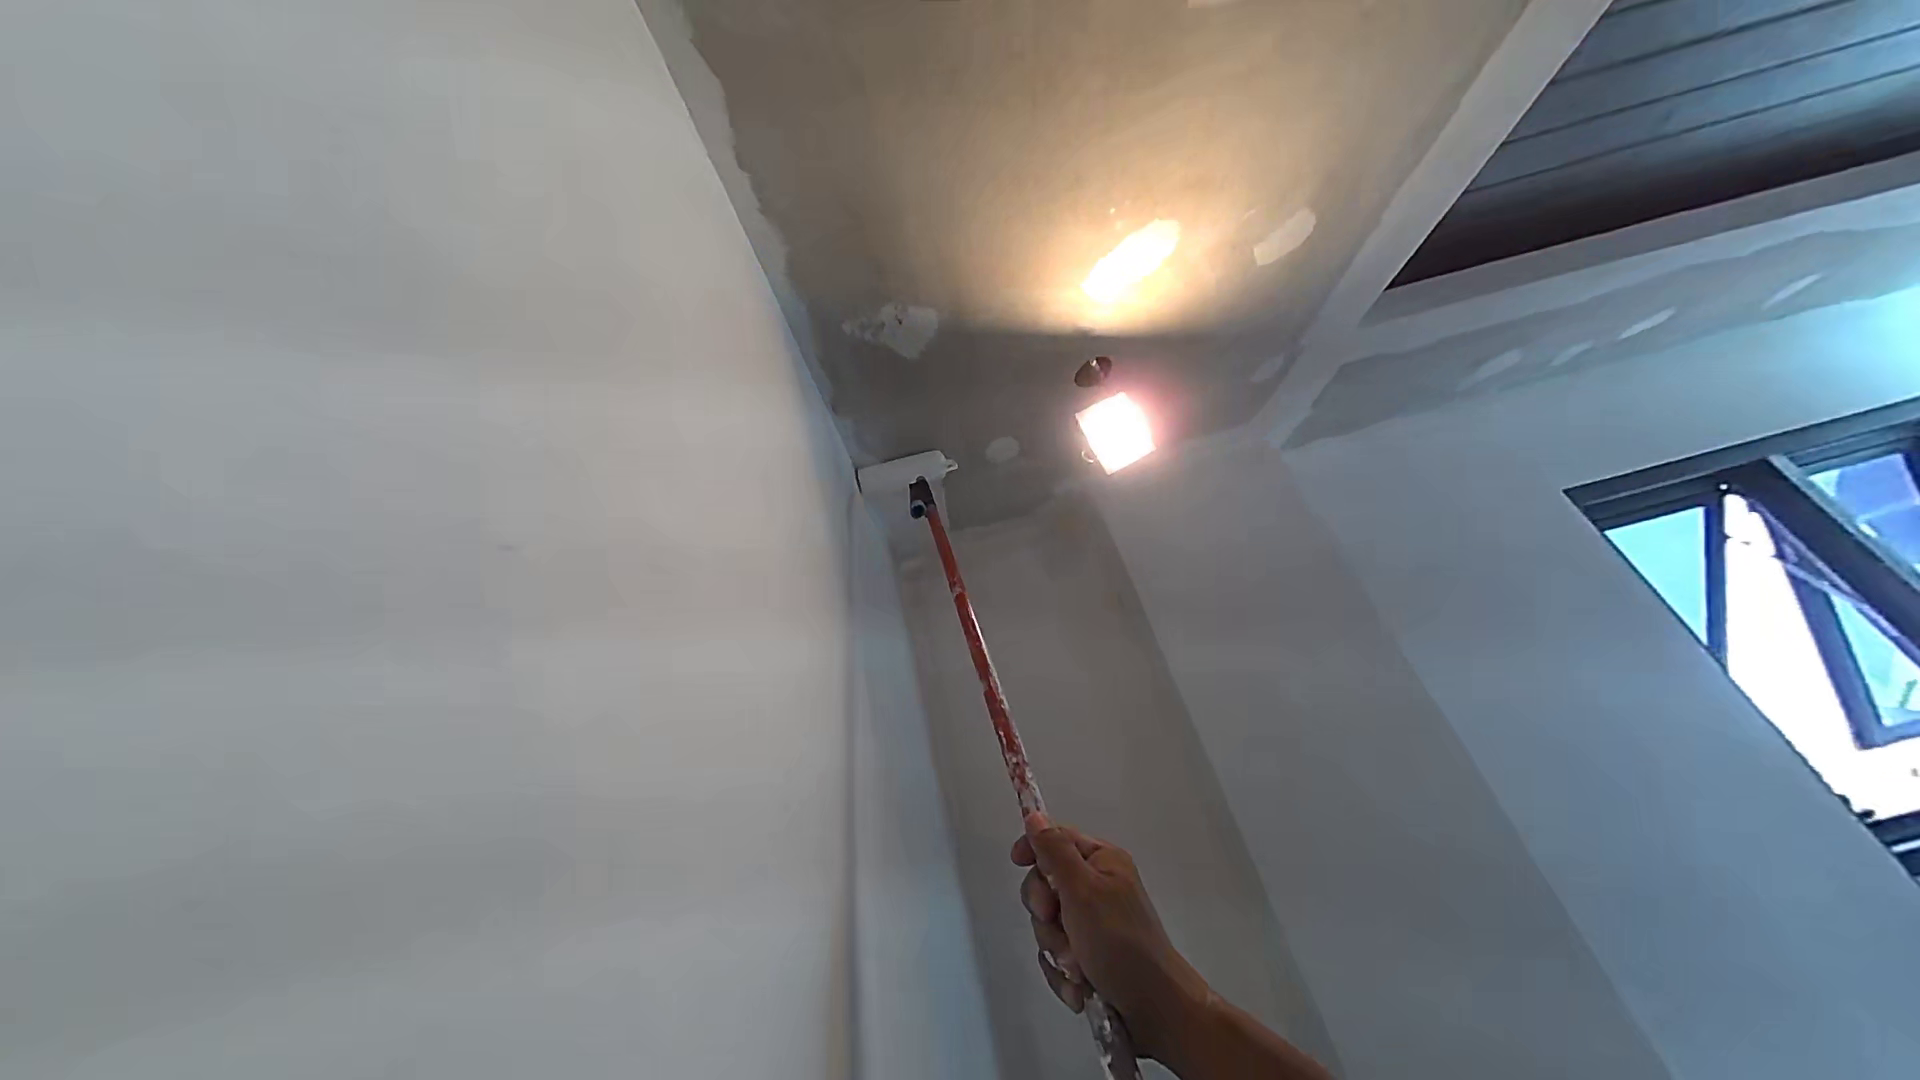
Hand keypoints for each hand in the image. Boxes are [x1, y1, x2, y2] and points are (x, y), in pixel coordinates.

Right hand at [1011, 813, 1210, 1063]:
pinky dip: (1063, 973)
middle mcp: (1098, 887)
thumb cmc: (1119, 941)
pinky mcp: (1090, 956)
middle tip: (1057, 925)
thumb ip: (1054, 851)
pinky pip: (1057, 955)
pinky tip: (1080, 987)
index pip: (1057, 839)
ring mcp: (1094, 924)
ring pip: (1049, 924)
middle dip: (1046, 913)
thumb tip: (1034, 815)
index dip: (1034, 847)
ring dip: (1056, 948)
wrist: (1156, 1011)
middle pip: (1046, 884)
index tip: (1017, 862)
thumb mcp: (1082, 890)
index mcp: (1102, 861)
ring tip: (1077, 967)